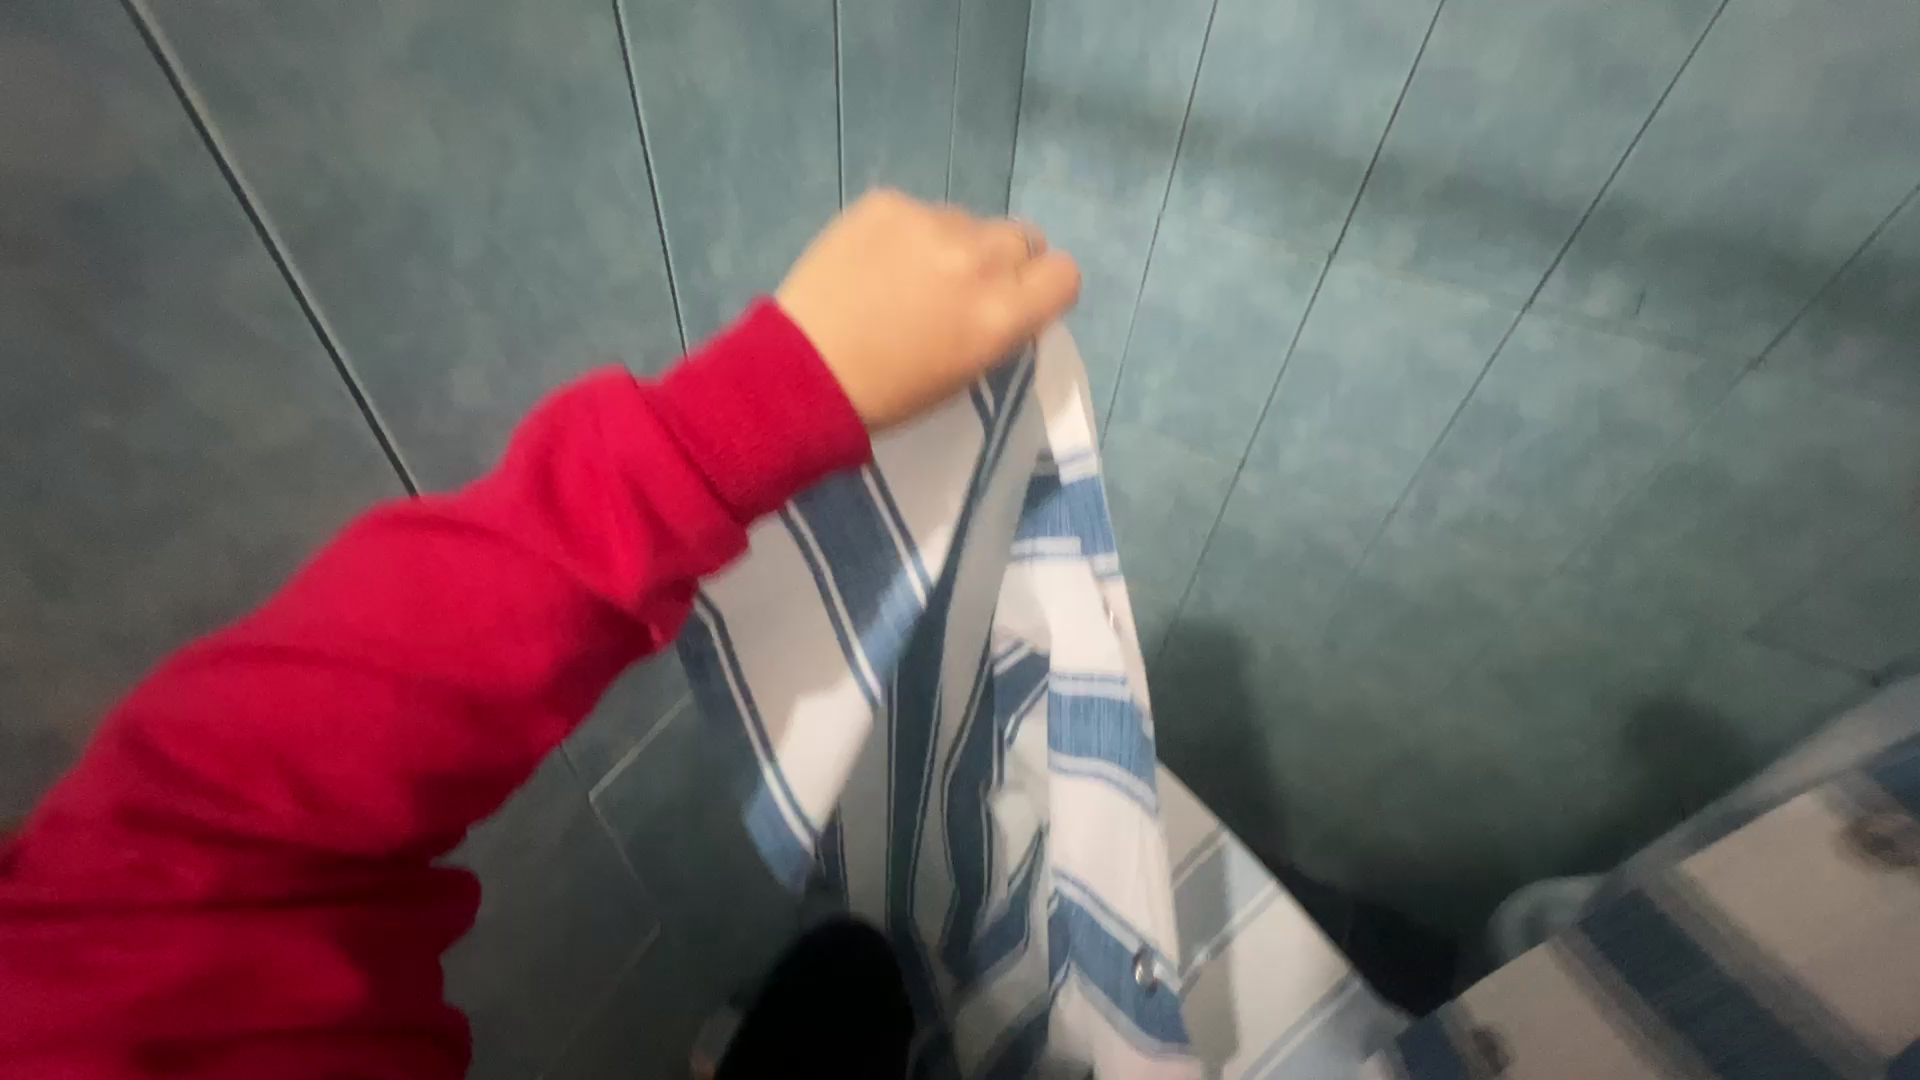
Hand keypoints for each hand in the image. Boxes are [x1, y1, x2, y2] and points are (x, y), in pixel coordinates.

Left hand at [775, 190, 1080, 429]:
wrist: (803, 373)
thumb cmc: (889, 395)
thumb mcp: (966, 375)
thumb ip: (1002, 327)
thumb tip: (1011, 295)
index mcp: (1000, 314)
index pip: (1064, 274)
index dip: (1046, 289)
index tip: (1021, 303)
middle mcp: (976, 259)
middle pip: (1023, 237)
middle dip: (1006, 262)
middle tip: (965, 289)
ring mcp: (929, 223)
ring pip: (970, 222)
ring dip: (956, 245)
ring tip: (909, 279)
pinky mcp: (886, 202)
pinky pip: (920, 211)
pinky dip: (909, 234)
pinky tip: (876, 264)